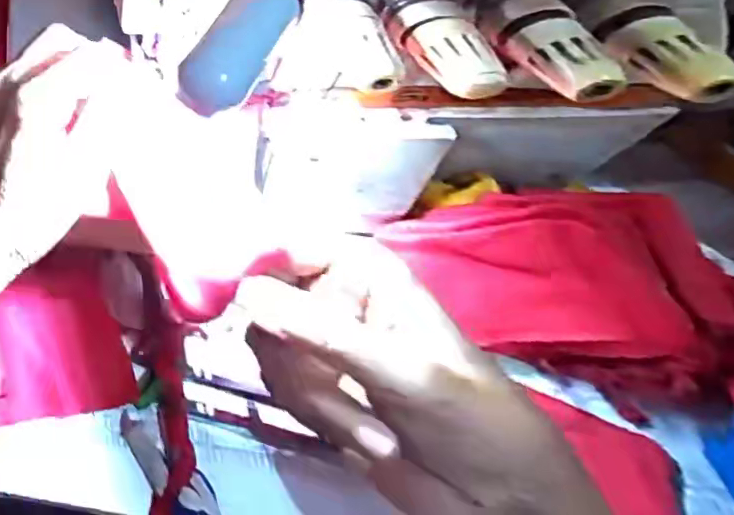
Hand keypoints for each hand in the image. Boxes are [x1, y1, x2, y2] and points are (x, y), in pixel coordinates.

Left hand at [0, 24, 122, 311]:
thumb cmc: (32, 213)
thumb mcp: (82, 172)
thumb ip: (104, 118)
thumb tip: (124, 84)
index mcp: (35, 96)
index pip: (89, 56)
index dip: (122, 67)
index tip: (143, 85)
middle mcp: (8, 79)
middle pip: (60, 38)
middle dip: (94, 54)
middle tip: (119, 82)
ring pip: (39, 47)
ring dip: (71, 59)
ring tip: (97, 91)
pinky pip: (24, 64)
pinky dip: (50, 69)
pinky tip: (66, 101)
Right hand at [236, 237, 609, 514]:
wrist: (512, 509)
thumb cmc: (480, 424)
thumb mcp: (407, 372)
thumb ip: (323, 331)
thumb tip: (244, 294)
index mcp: (356, 266)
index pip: (277, 245)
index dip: (244, 266)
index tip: (221, 296)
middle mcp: (327, 289)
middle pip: (255, 294)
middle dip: (288, 350)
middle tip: (325, 387)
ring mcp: (312, 332)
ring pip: (261, 341)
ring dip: (310, 391)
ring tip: (372, 431)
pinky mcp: (306, 374)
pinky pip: (272, 377)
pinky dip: (315, 413)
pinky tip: (367, 438)